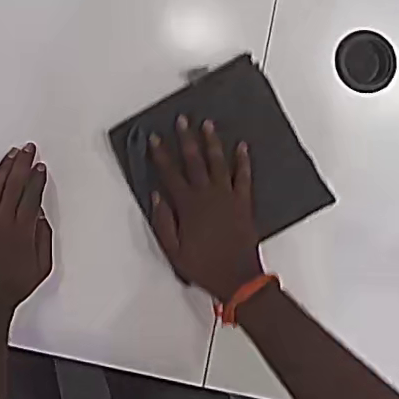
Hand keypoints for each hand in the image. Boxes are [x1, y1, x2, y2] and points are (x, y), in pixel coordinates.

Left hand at [0, 144, 53, 325]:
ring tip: (11, 155)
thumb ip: (43, 238)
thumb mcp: (41, 267)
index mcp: (22, 229)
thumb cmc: (11, 286)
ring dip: (4, 168)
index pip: (32, 194)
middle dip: (23, 163)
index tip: (40, 166)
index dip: (37, 178)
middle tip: (28, 149)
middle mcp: (2, 221)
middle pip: (14, 183)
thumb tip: (40, 217)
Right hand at [148, 116, 263, 300]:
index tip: (154, 138)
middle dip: (186, 138)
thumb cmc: (203, 265)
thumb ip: (162, 222)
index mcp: (187, 205)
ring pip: (218, 162)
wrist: (239, 279)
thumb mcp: (173, 250)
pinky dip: (243, 161)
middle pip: (194, 161)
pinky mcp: (243, 202)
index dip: (160, 154)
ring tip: (208, 124)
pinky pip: (244, 177)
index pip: (170, 173)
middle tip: (182, 120)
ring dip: (212, 142)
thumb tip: (156, 196)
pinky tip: (242, 147)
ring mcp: (227, 196)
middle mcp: (207, 195)